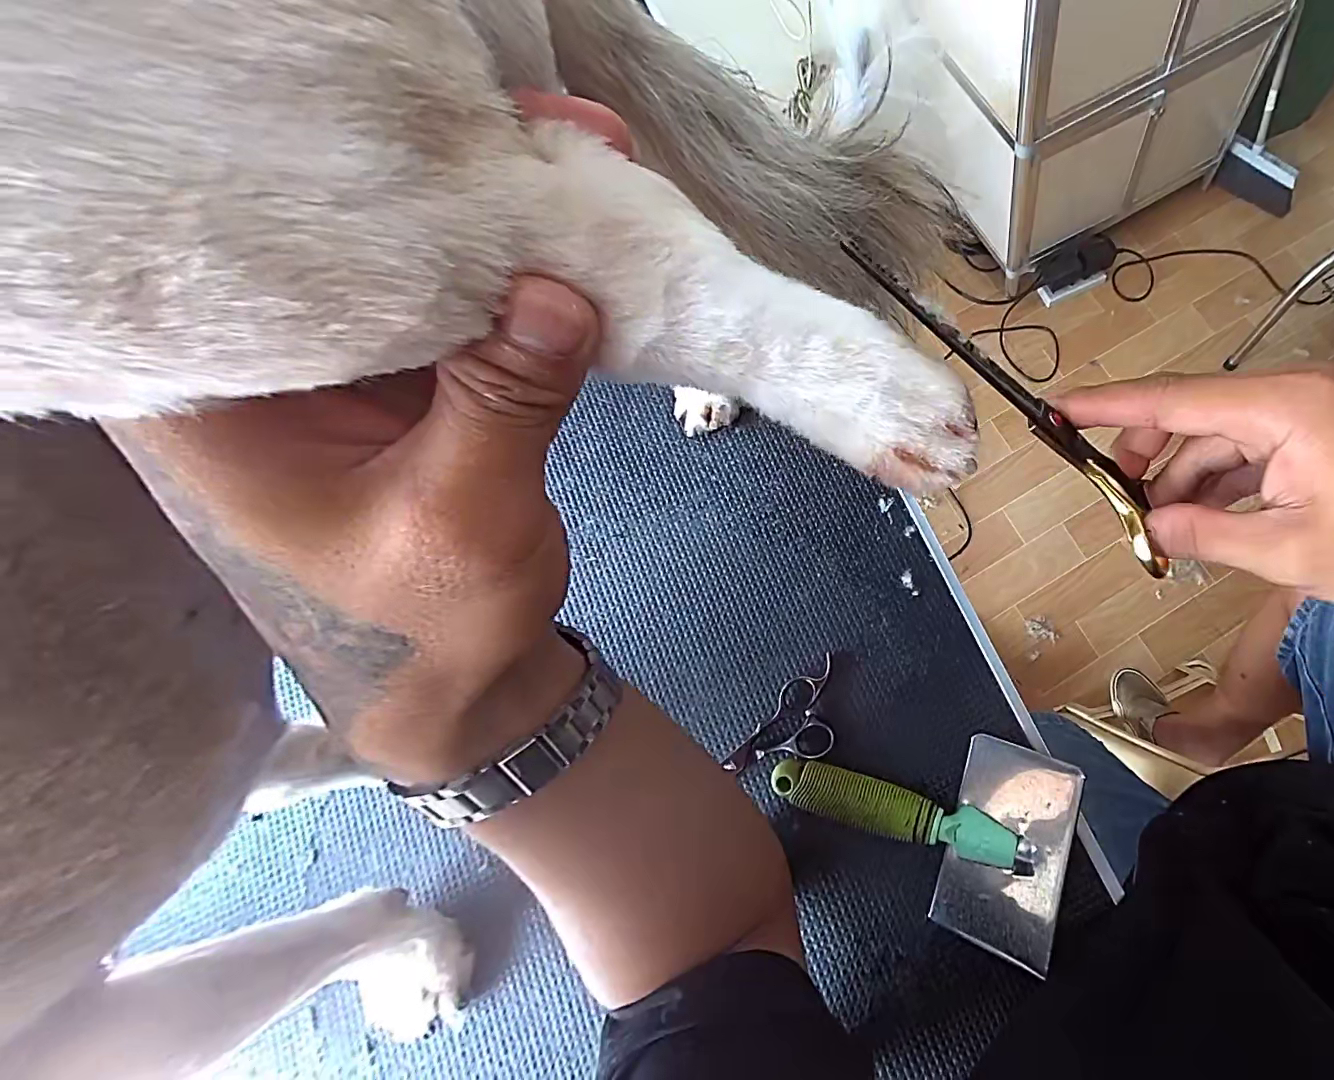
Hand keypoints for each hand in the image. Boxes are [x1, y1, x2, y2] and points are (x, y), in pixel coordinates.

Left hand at [105, 93, 632, 784]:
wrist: (463, 675)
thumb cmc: (431, 618)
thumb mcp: (464, 516)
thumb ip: (504, 404)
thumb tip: (563, 293)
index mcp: (214, 385)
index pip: (259, 238)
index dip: (360, 172)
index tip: (461, 129)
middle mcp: (265, 358)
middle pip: (345, 234)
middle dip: (451, 186)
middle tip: (544, 137)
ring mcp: (350, 368)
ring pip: (419, 268)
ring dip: (501, 231)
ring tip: (575, 174)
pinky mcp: (419, 384)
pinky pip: (468, 313)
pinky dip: (523, 286)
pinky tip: (572, 253)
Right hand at [1057, 370, 1333, 624]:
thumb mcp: (1294, 552)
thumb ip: (1208, 535)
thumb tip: (1150, 527)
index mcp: (1285, 407)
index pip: (1173, 399)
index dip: (1108, 406)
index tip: (1060, 409)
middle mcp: (1295, 398)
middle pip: (1192, 419)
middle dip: (1148, 460)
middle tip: (1119, 503)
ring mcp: (1313, 419)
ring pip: (1220, 444)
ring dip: (1186, 484)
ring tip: (1163, 531)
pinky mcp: (1326, 443)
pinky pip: (1253, 459)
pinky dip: (1222, 490)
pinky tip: (1206, 524)